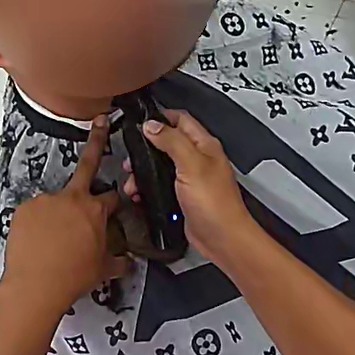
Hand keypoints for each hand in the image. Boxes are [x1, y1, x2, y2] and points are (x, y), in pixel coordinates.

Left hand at [4, 117, 129, 310]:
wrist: (36, 286)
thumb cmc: (72, 276)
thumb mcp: (105, 269)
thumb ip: (119, 260)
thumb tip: (128, 262)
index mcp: (96, 210)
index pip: (114, 196)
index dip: (116, 202)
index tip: (115, 205)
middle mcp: (72, 198)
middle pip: (88, 163)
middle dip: (98, 140)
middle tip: (101, 123)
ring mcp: (46, 200)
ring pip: (57, 200)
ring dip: (58, 211)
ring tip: (54, 238)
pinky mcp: (25, 208)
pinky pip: (36, 211)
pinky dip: (38, 221)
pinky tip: (40, 239)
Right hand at [129, 109, 262, 263]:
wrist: (222, 237)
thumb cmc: (216, 204)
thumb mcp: (191, 164)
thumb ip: (172, 141)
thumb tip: (153, 125)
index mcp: (205, 145)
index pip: (181, 119)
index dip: (161, 117)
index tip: (141, 122)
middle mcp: (200, 159)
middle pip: (169, 142)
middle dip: (147, 147)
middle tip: (133, 155)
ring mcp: (192, 178)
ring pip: (163, 165)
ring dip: (145, 169)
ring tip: (132, 177)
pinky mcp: (185, 196)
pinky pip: (163, 185)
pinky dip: (150, 187)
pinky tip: (141, 193)